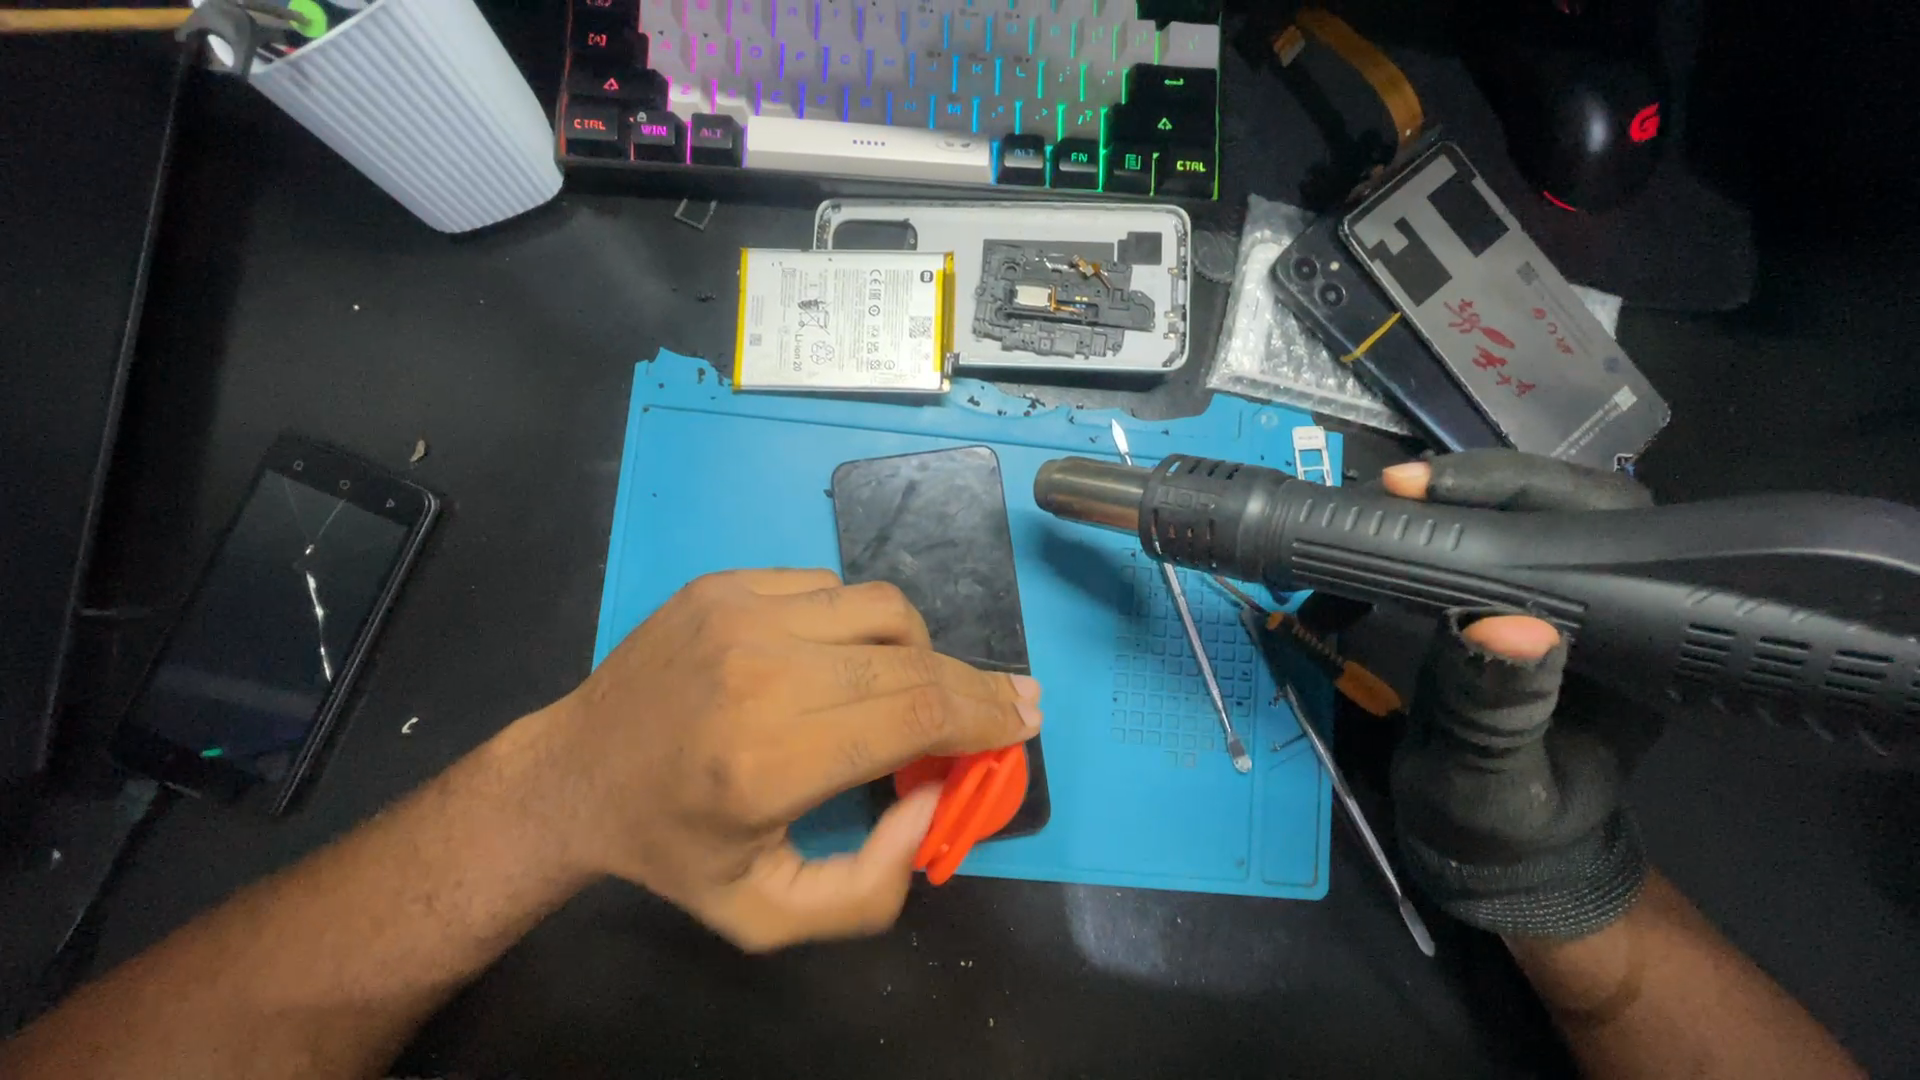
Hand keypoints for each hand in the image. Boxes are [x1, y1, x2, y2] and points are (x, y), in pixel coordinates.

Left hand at [527, 569, 1042, 950]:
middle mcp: (760, 670)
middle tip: (1007, 702)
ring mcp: (739, 613)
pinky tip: (838, 659)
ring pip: (881, 606)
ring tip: (908, 686)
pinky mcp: (724, 584)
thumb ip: (871, 887)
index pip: (915, 713)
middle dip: (975, 685)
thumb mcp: (768, 914)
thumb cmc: (676, 850)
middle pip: (912, 659)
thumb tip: (936, 801)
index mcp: (769, 760)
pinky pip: (830, 587)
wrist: (573, 773)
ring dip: (918, 649)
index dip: (984, 713)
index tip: (1024, 718)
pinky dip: (859, 624)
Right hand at [1382, 450, 1662, 940]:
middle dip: (1456, 492)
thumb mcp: (1492, 786)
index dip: (1514, 492)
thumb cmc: (1503, 834)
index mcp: (1628, 646)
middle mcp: (1593, 612)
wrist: (1492, 858)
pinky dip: (1389, 558)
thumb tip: (1504, 623)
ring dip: (1416, 519)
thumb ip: (1496, 712)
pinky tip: (1342, 582)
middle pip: (1544, 507)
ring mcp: (1539, 610)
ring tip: (1350, 531)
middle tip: (1379, 496)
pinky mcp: (1491, 615)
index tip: (1417, 490)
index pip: (1597, 528)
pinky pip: (1449, 559)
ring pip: (1493, 525)